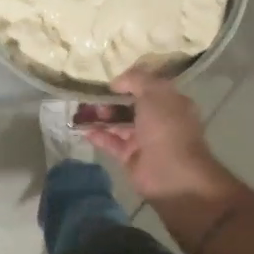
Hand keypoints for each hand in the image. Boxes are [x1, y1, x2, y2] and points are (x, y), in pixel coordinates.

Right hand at [84, 69, 227, 202]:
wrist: (172, 174)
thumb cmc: (166, 127)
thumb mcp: (154, 93)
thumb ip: (135, 80)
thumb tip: (116, 82)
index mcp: (170, 103)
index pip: (148, 87)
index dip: (130, 82)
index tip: (110, 81)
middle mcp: (159, 120)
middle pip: (131, 106)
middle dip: (111, 100)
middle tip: (92, 96)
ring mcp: (144, 140)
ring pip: (119, 124)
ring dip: (102, 116)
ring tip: (82, 111)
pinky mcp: (131, 157)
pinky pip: (112, 142)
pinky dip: (99, 135)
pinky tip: (84, 129)